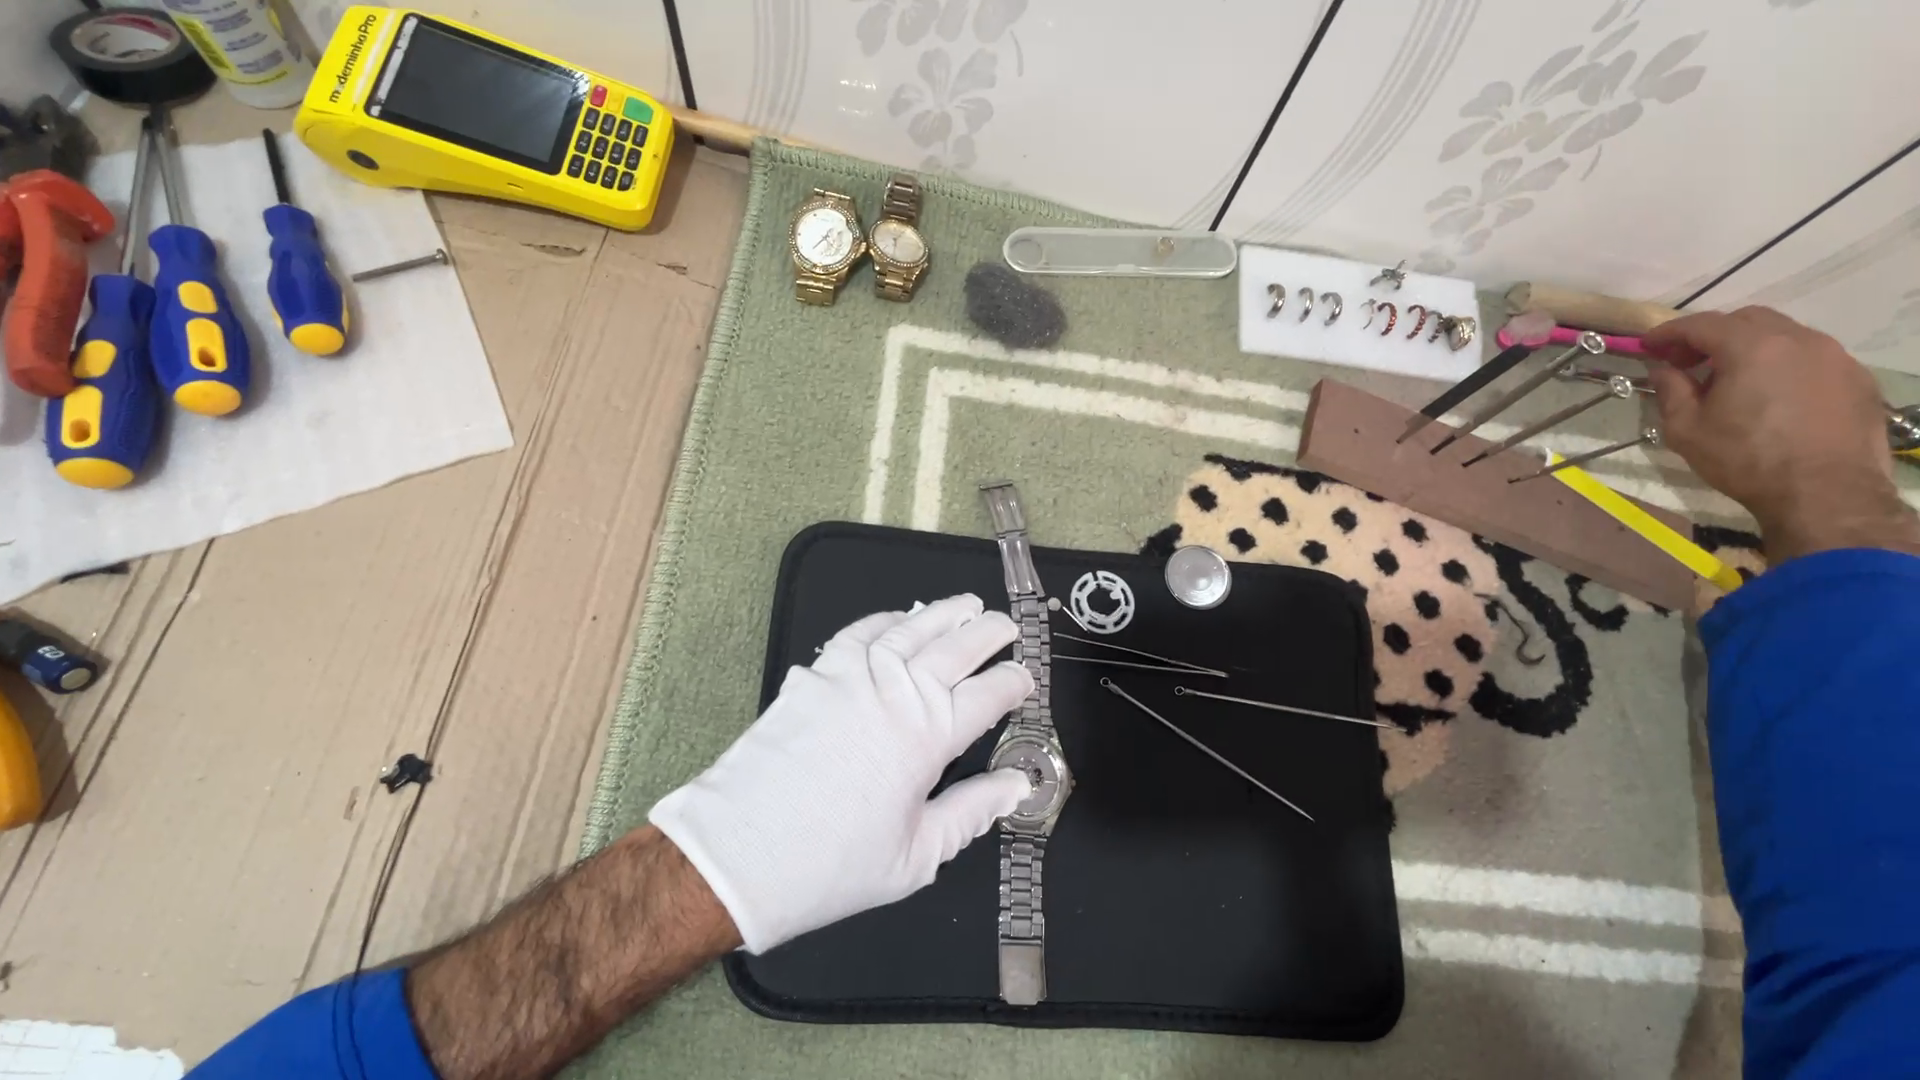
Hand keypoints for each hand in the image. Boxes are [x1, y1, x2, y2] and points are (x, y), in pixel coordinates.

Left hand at [650, 594, 1033, 952]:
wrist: (738, 854)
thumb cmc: (831, 866)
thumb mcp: (917, 857)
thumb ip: (973, 812)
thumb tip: (1015, 786)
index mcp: (928, 738)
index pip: (988, 695)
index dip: (1014, 682)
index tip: (1026, 678)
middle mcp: (896, 695)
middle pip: (955, 648)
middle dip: (988, 632)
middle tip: (1006, 624)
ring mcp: (851, 677)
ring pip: (909, 628)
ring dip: (943, 613)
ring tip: (965, 605)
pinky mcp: (814, 676)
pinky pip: (857, 633)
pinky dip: (884, 621)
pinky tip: (896, 621)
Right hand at [1643, 306, 1919, 562]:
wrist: (1825, 491)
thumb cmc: (1744, 459)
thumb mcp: (1686, 429)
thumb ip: (1671, 390)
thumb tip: (1663, 369)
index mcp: (1752, 348)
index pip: (1702, 324)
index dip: (1669, 332)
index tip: (1648, 346)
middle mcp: (1799, 341)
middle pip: (1748, 320)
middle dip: (1711, 334)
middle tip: (1687, 361)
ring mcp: (1835, 357)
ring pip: (1783, 335)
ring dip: (1749, 347)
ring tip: (1729, 379)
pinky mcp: (1856, 378)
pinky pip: (1811, 357)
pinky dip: (1781, 364)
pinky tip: (1769, 394)